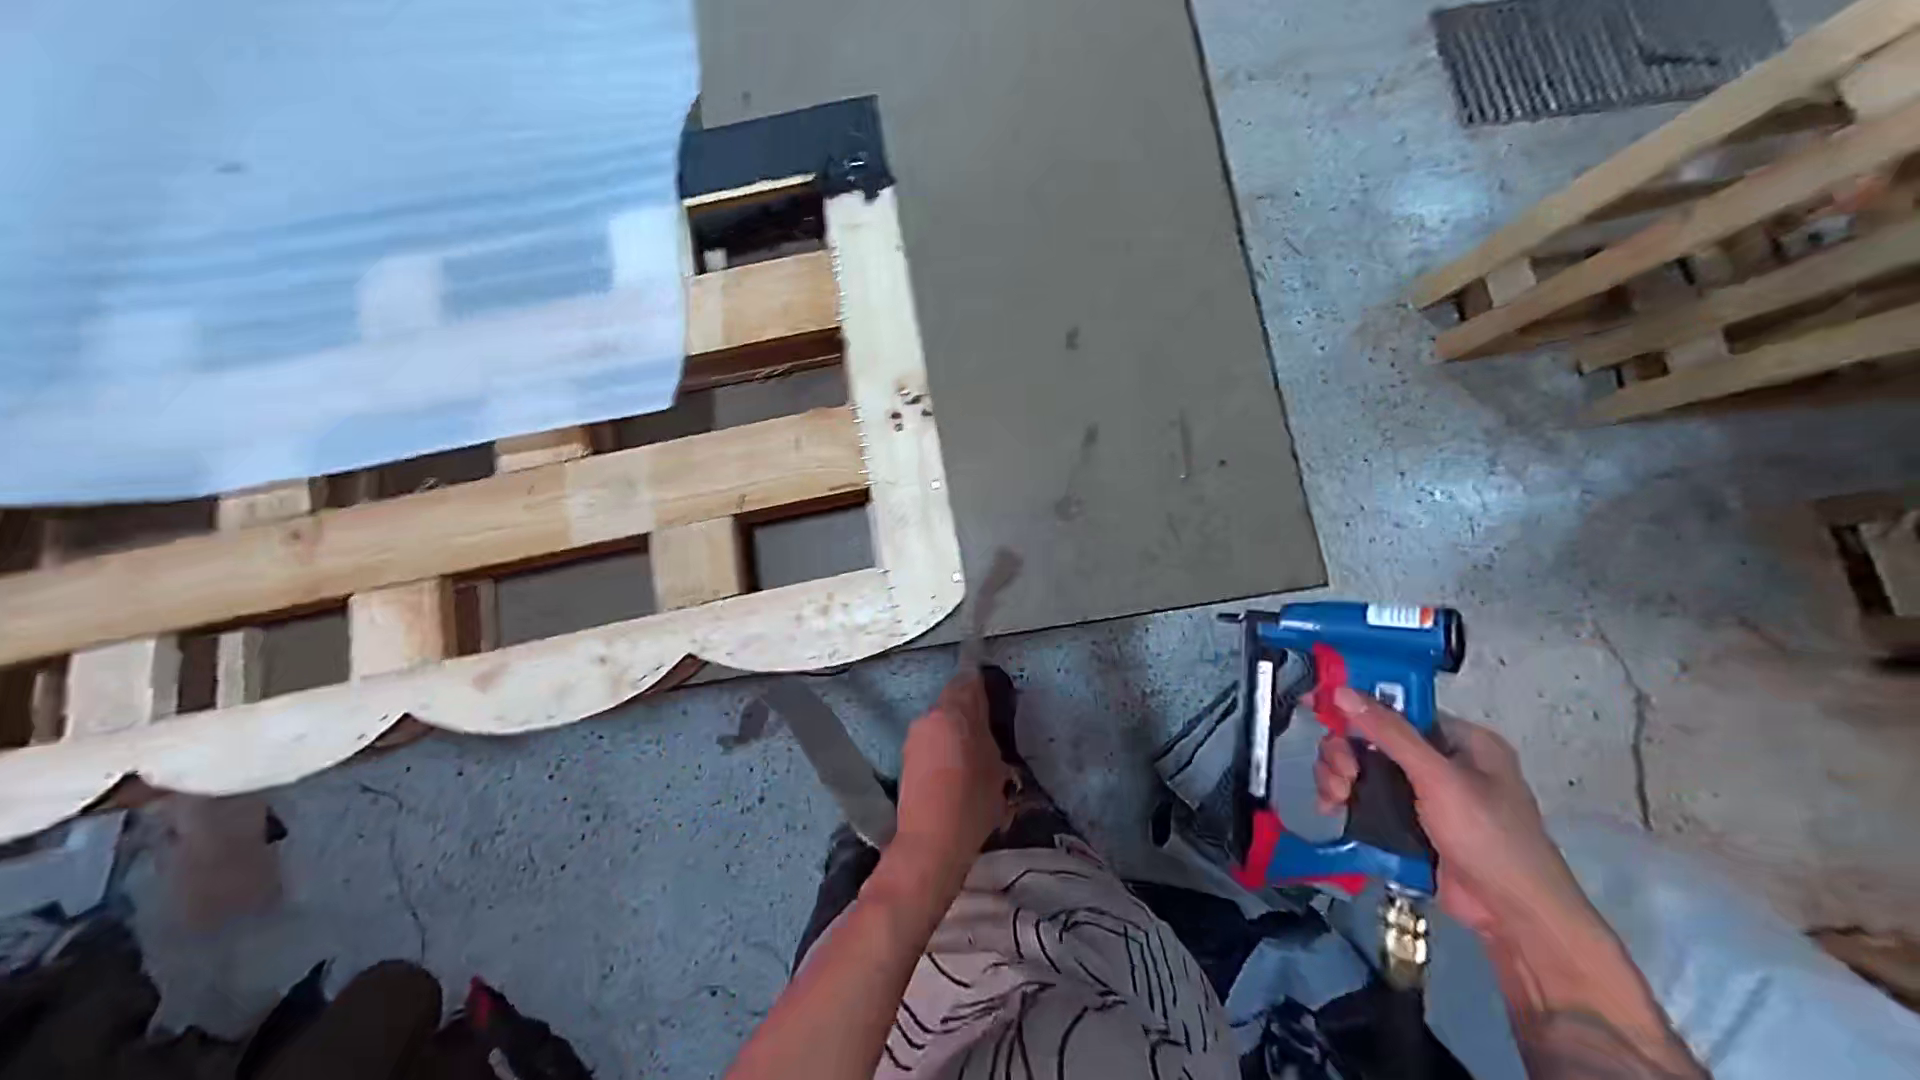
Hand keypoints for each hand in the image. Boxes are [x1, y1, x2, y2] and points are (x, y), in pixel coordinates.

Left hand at [894, 669, 1014, 868]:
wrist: (929, 843)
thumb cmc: (971, 803)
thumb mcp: (996, 769)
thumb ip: (989, 737)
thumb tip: (984, 727)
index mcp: (952, 713)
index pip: (968, 680)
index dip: (982, 681)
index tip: (993, 688)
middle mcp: (928, 717)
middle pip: (952, 701)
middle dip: (970, 711)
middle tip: (991, 730)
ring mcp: (913, 738)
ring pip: (940, 722)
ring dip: (956, 731)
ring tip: (975, 757)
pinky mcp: (906, 758)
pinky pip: (931, 741)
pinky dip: (944, 748)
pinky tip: (957, 772)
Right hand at [1313, 687, 1592, 941]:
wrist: (1512, 916)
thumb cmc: (1488, 837)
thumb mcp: (1439, 778)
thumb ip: (1390, 733)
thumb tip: (1343, 691)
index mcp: (1460, 740)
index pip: (1398, 706)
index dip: (1357, 703)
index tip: (1320, 705)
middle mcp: (1439, 760)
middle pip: (1371, 737)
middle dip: (1345, 752)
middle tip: (1341, 774)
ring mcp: (1420, 792)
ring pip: (1361, 766)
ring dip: (1338, 776)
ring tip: (1335, 797)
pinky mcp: (1404, 821)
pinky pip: (1362, 796)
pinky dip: (1343, 798)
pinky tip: (1333, 809)